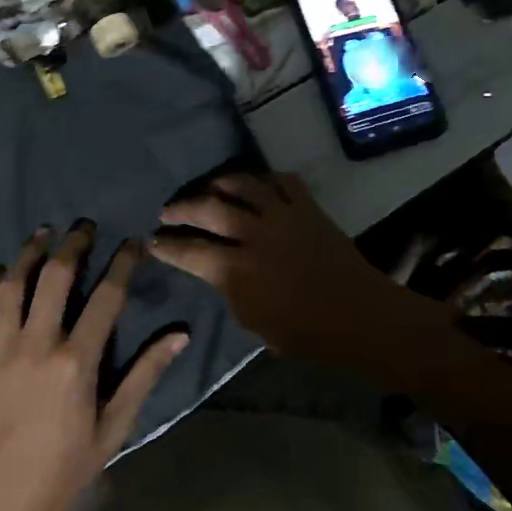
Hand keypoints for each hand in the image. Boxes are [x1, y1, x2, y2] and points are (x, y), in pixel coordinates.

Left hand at [0, 223, 188, 510]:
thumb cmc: (64, 473)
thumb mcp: (114, 427)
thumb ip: (145, 374)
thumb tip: (180, 334)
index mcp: (76, 360)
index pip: (107, 295)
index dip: (123, 263)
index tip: (133, 243)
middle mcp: (35, 344)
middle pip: (56, 277)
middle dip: (74, 244)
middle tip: (84, 227)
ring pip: (10, 286)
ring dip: (28, 254)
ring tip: (43, 234)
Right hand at [151, 173, 412, 365]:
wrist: (358, 313)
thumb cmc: (306, 332)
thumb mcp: (254, 322)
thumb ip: (230, 291)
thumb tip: (218, 270)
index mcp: (237, 270)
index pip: (189, 251)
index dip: (166, 246)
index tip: (152, 241)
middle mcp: (254, 235)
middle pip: (208, 209)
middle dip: (182, 208)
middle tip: (168, 211)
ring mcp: (282, 215)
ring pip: (242, 184)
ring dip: (219, 183)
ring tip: (209, 187)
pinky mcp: (307, 207)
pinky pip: (282, 181)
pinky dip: (266, 178)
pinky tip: (256, 184)